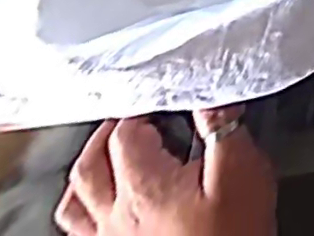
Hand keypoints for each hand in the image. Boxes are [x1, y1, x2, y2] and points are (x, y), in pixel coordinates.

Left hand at [56, 109, 274, 235]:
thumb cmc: (234, 227)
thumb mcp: (240, 168)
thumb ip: (223, 126)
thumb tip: (211, 91)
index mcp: (145, 188)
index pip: (126, 136)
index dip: (142, 108)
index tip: (164, 93)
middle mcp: (115, 216)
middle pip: (88, 167)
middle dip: (106, 133)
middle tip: (130, 113)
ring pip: (73, 204)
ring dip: (87, 171)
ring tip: (109, 152)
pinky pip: (80, 232)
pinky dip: (85, 207)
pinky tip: (107, 203)